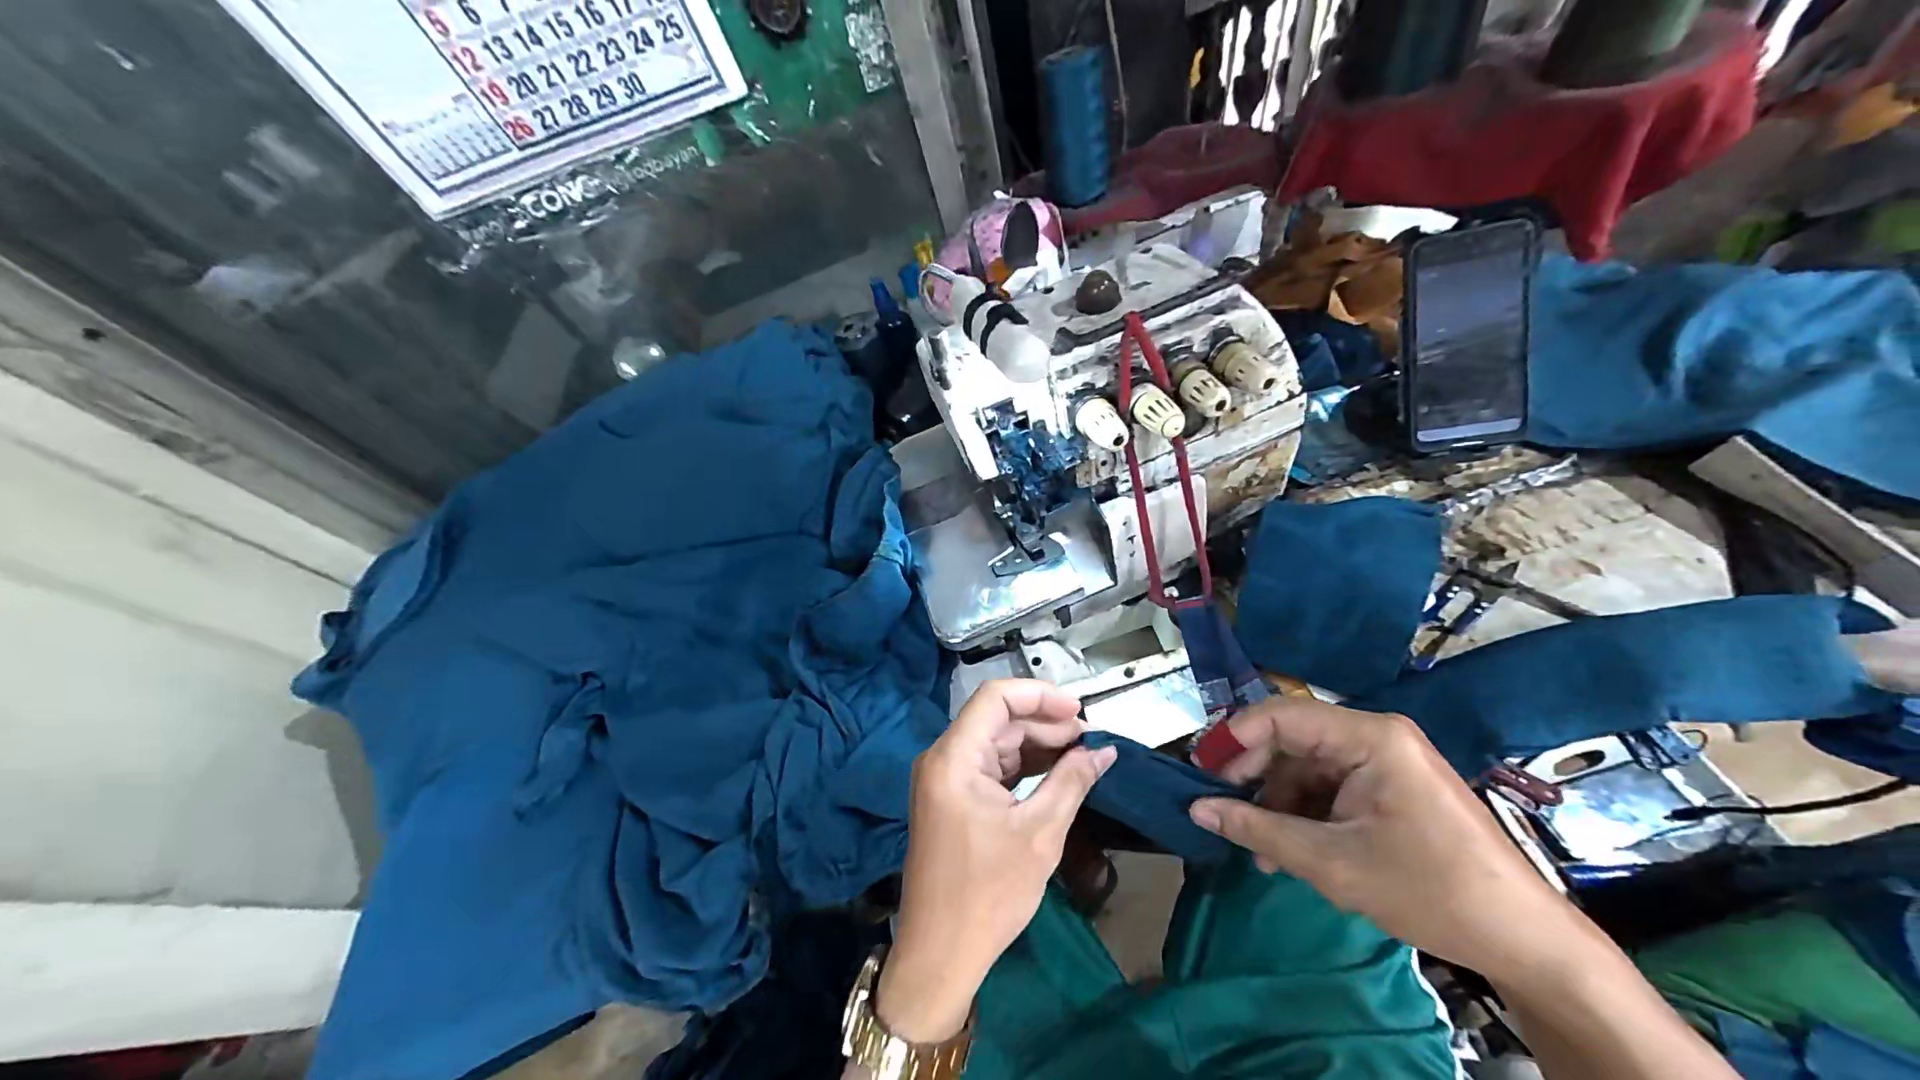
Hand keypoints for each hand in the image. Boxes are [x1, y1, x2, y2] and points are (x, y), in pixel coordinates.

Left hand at [876, 679, 1116, 1042]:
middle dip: (1045, 724)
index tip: (1080, 711)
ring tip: (1081, 756)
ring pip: (995, 742)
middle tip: (1090, 741)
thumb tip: (1103, 751)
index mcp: (953, 758)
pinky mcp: (951, 799)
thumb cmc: (988, 893)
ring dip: (1037, 745)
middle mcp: (942, 759)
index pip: (996, 698)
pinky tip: (1055, 773)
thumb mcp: (1040, 834)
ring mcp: (944, 779)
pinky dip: (1022, 766)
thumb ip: (1071, 782)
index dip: (1040, 696)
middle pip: (997, 720)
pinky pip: (989, 767)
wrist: (941, 953)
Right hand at [1187, 698, 1580, 981]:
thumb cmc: (1429, 889)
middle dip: (1254, 777)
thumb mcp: (1331, 862)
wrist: (1524, 939)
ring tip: (1259, 850)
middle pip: (1292, 740)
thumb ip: (1258, 830)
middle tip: (1222, 811)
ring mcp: (1385, 761)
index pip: (1281, 715)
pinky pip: (1330, 787)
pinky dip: (1303, 814)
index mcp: (1370, 737)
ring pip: (1307, 768)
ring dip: (1277, 804)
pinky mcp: (1390, 787)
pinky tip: (1289, 850)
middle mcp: (1376, 736)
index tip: (1201, 772)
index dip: (1234, 739)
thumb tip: (1197, 808)